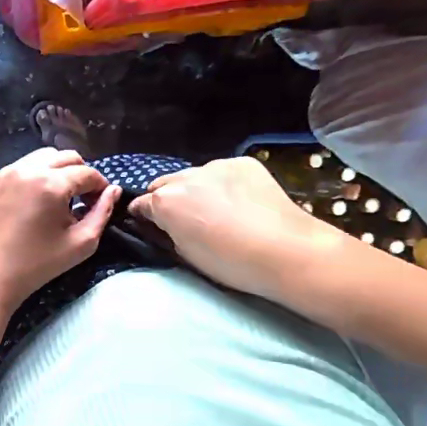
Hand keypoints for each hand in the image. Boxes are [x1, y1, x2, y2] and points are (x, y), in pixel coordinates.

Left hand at [0, 148, 119, 309]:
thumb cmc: (40, 263)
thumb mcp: (82, 242)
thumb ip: (102, 212)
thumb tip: (113, 190)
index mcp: (51, 183)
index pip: (87, 172)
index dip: (100, 186)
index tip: (101, 201)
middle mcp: (28, 169)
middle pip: (66, 157)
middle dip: (80, 174)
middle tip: (82, 199)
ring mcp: (6, 172)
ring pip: (43, 157)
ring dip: (58, 171)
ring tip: (58, 198)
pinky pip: (22, 167)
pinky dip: (34, 176)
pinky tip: (34, 201)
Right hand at [130, 157, 347, 301]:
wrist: (285, 250)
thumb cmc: (231, 263)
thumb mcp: (186, 254)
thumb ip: (168, 233)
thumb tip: (163, 224)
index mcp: (165, 202)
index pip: (141, 204)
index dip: (143, 216)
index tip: (151, 226)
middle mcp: (185, 177)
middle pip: (164, 184)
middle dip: (167, 199)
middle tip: (185, 221)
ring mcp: (216, 166)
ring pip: (194, 176)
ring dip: (196, 190)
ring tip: (216, 212)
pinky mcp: (243, 162)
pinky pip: (222, 172)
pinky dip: (223, 185)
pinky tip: (239, 202)